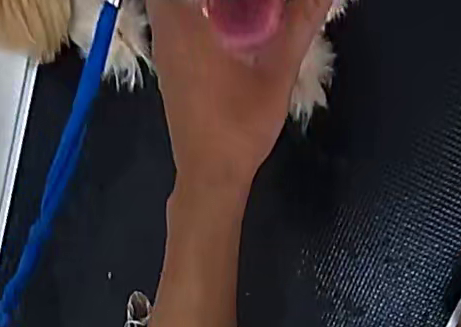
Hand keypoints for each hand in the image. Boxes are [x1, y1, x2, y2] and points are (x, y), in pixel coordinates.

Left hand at [149, 0, 333, 197]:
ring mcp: (161, 36)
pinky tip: (232, 32)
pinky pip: (180, 15)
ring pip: (184, 1)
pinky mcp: (167, 57)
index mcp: (185, 9)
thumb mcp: (277, 76)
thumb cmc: (240, 128)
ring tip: (254, 15)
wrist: (210, 175)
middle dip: (237, 3)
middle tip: (266, 9)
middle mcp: (164, 14)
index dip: (251, 0)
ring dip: (221, 6)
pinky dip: (206, 14)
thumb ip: (300, 26)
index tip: (272, 5)